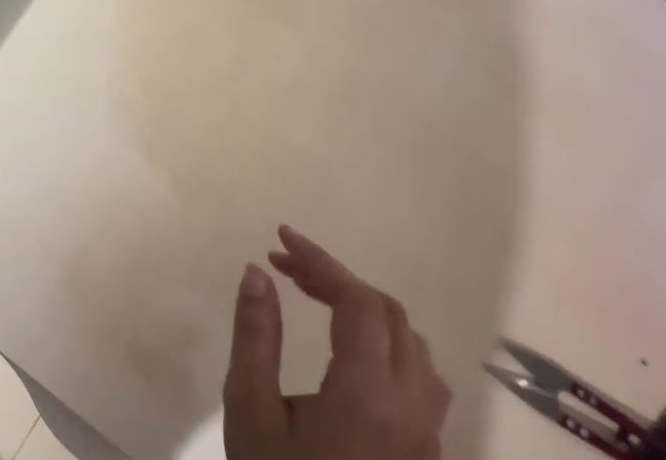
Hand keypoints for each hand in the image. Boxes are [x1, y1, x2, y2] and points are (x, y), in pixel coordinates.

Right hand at [224, 227, 452, 459]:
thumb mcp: (248, 405)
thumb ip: (256, 335)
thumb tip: (257, 271)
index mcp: (365, 390)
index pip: (357, 302)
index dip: (321, 260)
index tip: (279, 236)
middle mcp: (411, 405)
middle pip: (391, 317)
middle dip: (338, 279)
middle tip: (284, 265)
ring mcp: (426, 432)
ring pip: (413, 346)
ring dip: (366, 309)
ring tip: (312, 297)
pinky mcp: (424, 450)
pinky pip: (420, 376)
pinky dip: (384, 341)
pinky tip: (349, 350)